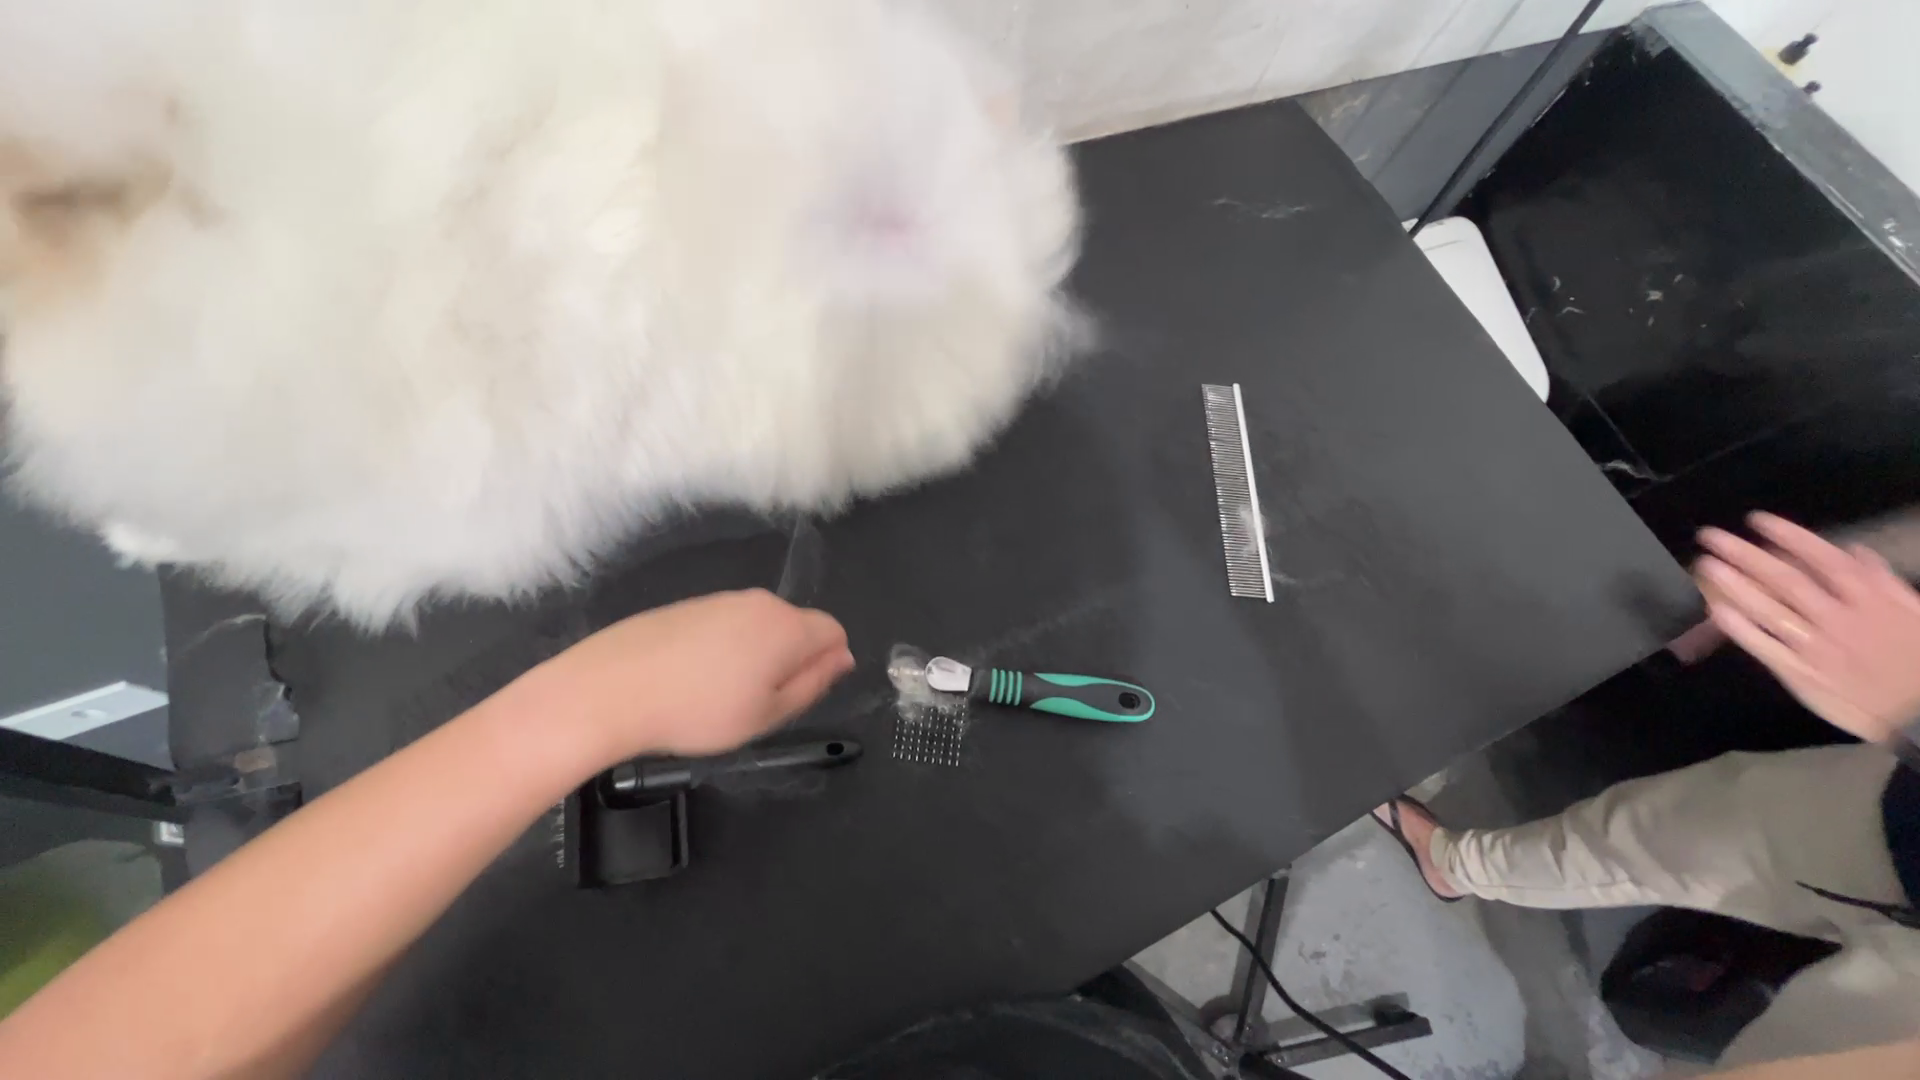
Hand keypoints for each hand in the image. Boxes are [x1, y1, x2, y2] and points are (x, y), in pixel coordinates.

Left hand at [533, 589, 853, 765]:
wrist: (608, 690)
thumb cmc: (698, 711)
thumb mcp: (768, 715)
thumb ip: (814, 683)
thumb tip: (842, 658)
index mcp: (787, 626)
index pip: (834, 631)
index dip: (827, 664)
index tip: (795, 695)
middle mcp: (760, 602)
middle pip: (797, 626)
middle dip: (791, 660)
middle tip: (757, 703)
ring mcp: (721, 599)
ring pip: (760, 626)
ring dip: (756, 655)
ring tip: (718, 695)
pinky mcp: (688, 605)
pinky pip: (727, 625)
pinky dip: (723, 648)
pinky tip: (690, 679)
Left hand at [1696, 513, 1919, 742]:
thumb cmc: (1918, 658)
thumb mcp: (1916, 615)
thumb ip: (1883, 583)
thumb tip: (1855, 550)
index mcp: (1874, 602)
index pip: (1826, 561)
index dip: (1791, 537)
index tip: (1756, 519)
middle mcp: (1841, 619)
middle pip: (1787, 580)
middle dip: (1746, 555)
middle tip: (1710, 535)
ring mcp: (1817, 646)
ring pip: (1770, 609)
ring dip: (1735, 584)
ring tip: (1705, 563)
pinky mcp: (1800, 672)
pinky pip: (1765, 646)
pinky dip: (1740, 628)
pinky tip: (1715, 610)